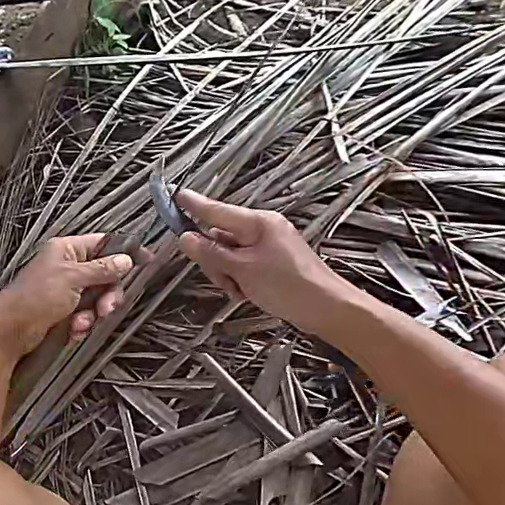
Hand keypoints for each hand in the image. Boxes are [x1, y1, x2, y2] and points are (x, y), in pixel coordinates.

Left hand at [0, 234, 134, 357]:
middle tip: (105, 307)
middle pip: (105, 274)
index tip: (145, 259)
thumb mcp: (73, 278)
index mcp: (66, 249)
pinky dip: (83, 323)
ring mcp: (66, 289)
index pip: (103, 243)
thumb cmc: (34, 298)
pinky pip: (86, 314)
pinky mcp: (64, 310)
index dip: (124, 252)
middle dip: (107, 294)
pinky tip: (74, 329)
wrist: (10, 331)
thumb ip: (102, 269)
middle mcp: (67, 266)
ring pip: (97, 298)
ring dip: (94, 312)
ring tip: (81, 321)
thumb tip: (126, 260)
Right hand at [176, 190, 352, 333]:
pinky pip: (242, 264)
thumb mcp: (242, 270)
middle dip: (215, 259)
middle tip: (224, 277)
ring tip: (241, 288)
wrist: (326, 308)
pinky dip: (239, 278)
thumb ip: (211, 253)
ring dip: (227, 272)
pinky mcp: (272, 261)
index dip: (194, 205)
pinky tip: (248, 291)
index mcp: (257, 223)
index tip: (178, 196)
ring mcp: (268, 245)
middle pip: (219, 236)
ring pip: (229, 254)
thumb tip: (186, 239)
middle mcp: (263, 229)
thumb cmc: (292, 287)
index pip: (216, 210)